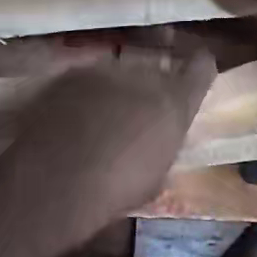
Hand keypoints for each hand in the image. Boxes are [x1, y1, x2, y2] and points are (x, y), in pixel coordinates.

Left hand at [9, 46, 217, 216]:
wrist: (56, 181)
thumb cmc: (118, 188)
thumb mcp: (157, 175)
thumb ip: (164, 146)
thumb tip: (158, 144)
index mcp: (174, 101)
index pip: (201, 68)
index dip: (200, 69)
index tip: (198, 72)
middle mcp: (142, 75)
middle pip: (153, 71)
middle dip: (150, 89)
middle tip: (139, 115)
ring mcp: (101, 71)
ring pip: (117, 75)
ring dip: (114, 91)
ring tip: (101, 120)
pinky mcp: (65, 77)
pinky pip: (83, 82)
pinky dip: (82, 97)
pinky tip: (70, 122)